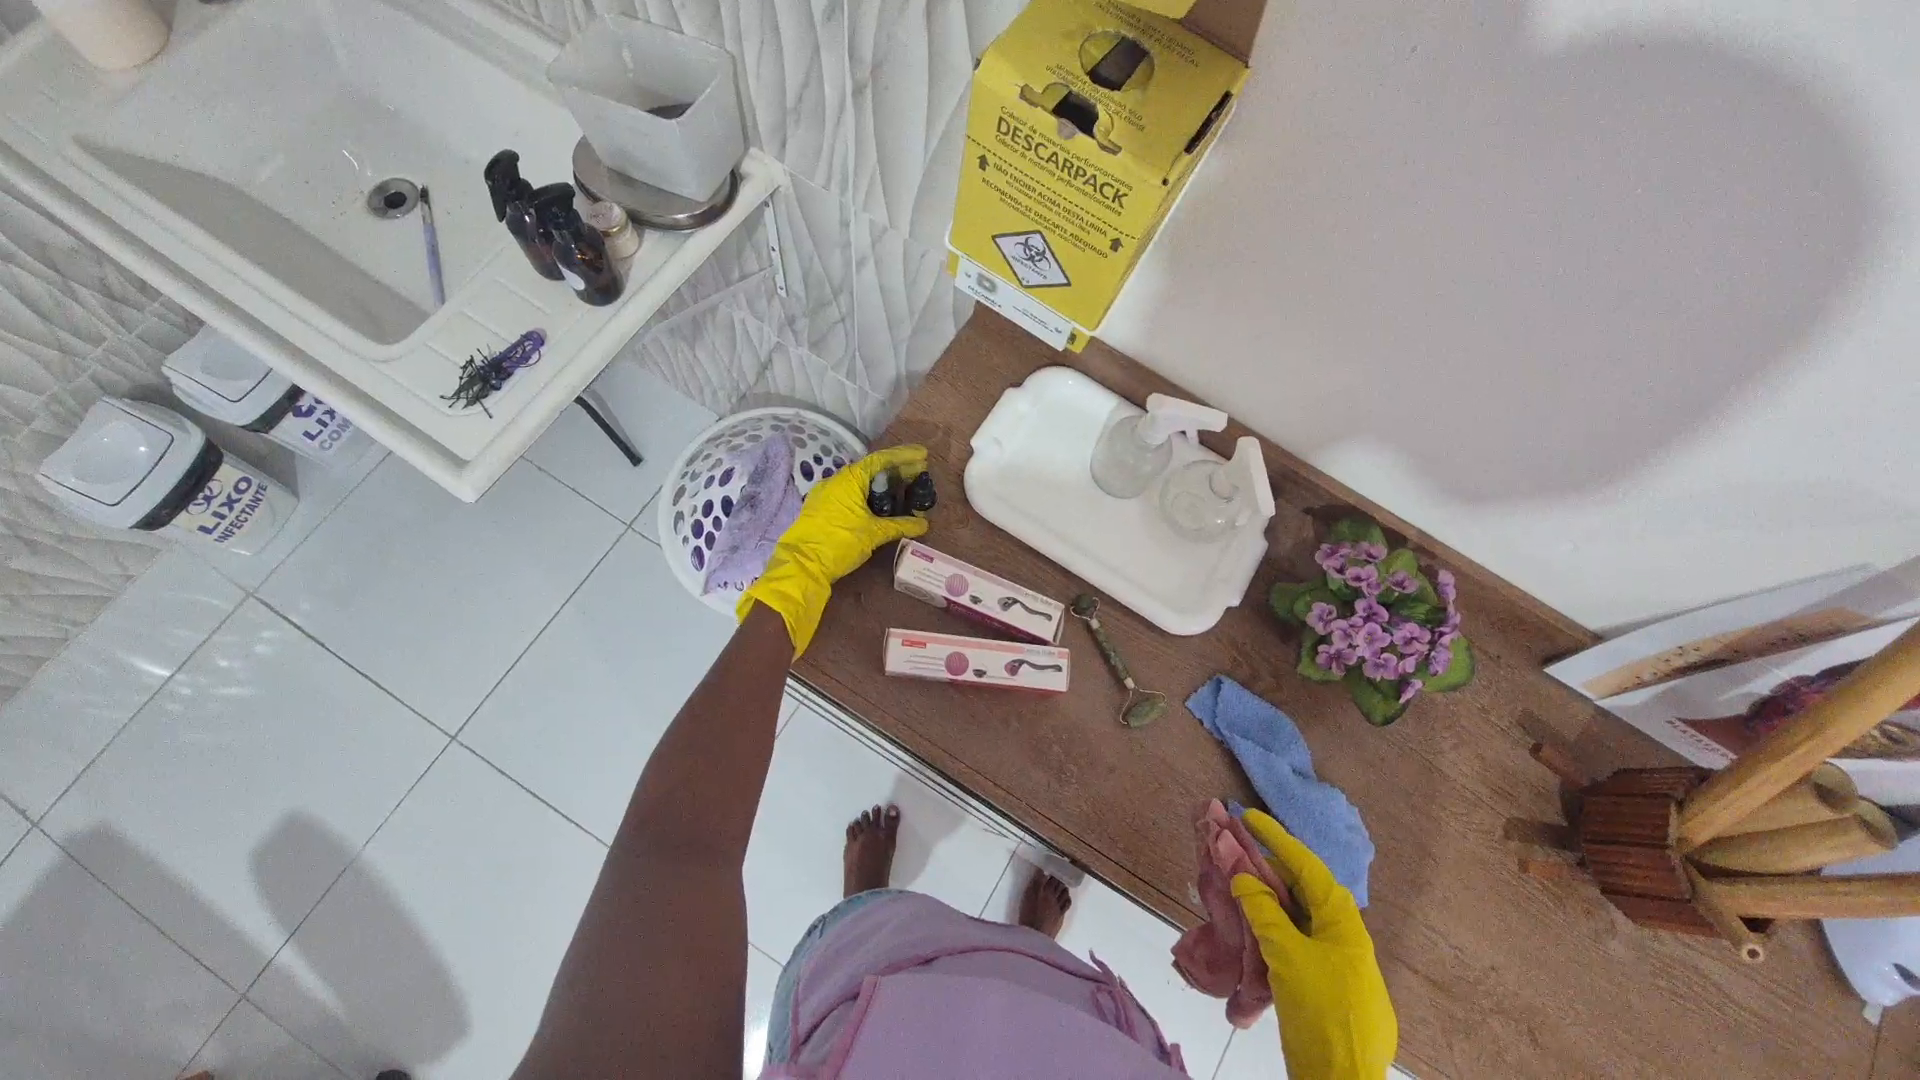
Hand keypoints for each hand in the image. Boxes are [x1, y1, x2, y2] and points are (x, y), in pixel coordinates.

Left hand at [738, 445, 931, 656]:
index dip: (904, 456)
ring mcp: (827, 494)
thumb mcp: (874, 534)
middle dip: (896, 472)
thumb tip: (924, 524)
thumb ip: (900, 525)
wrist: (802, 566)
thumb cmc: (839, 543)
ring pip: (860, 483)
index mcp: (849, 479)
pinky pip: (850, 494)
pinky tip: (881, 505)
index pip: (881, 460)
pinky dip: (868, 496)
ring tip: (904, 490)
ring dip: (882, 486)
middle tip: (918, 475)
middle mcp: (836, 480)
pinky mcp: (822, 508)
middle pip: (871, 469)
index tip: (923, 456)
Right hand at [1230, 808, 1396, 1079]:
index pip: (1306, 865)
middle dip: (1269, 870)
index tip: (1249, 816)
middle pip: (1303, 889)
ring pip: (1298, 917)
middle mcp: (1344, 934)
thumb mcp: (1287, 957)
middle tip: (1235, 855)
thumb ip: (1264, 912)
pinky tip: (1251, 933)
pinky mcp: (1326, 983)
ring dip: (1268, 901)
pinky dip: (1272, 929)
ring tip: (1237, 889)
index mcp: (1342, 921)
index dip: (1276, 839)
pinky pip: (1297, 941)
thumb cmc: (1321, 1012)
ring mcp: (1338, 961)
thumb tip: (1243, 875)